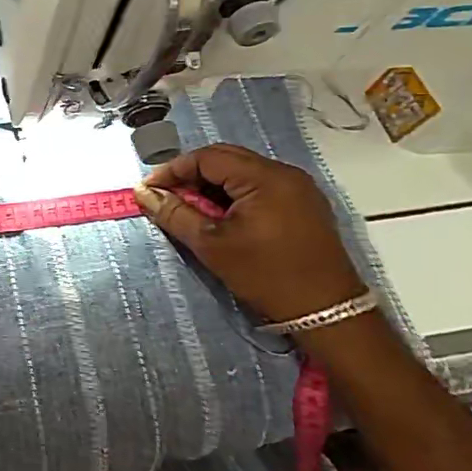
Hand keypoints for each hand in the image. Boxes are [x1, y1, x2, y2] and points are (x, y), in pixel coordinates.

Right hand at [133, 144, 365, 324]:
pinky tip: (222, 214)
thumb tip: (143, 193)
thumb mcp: (211, 245)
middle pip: (226, 158)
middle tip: (168, 196)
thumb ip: (174, 213)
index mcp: (264, 178)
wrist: (328, 313)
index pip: (207, 158)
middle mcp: (285, 173)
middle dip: (192, 173)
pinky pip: (260, 183)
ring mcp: (299, 186)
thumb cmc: (265, 276)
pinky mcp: (305, 203)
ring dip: (212, 183)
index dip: (174, 170)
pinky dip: (235, 192)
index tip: (150, 189)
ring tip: (192, 207)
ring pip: (242, 169)